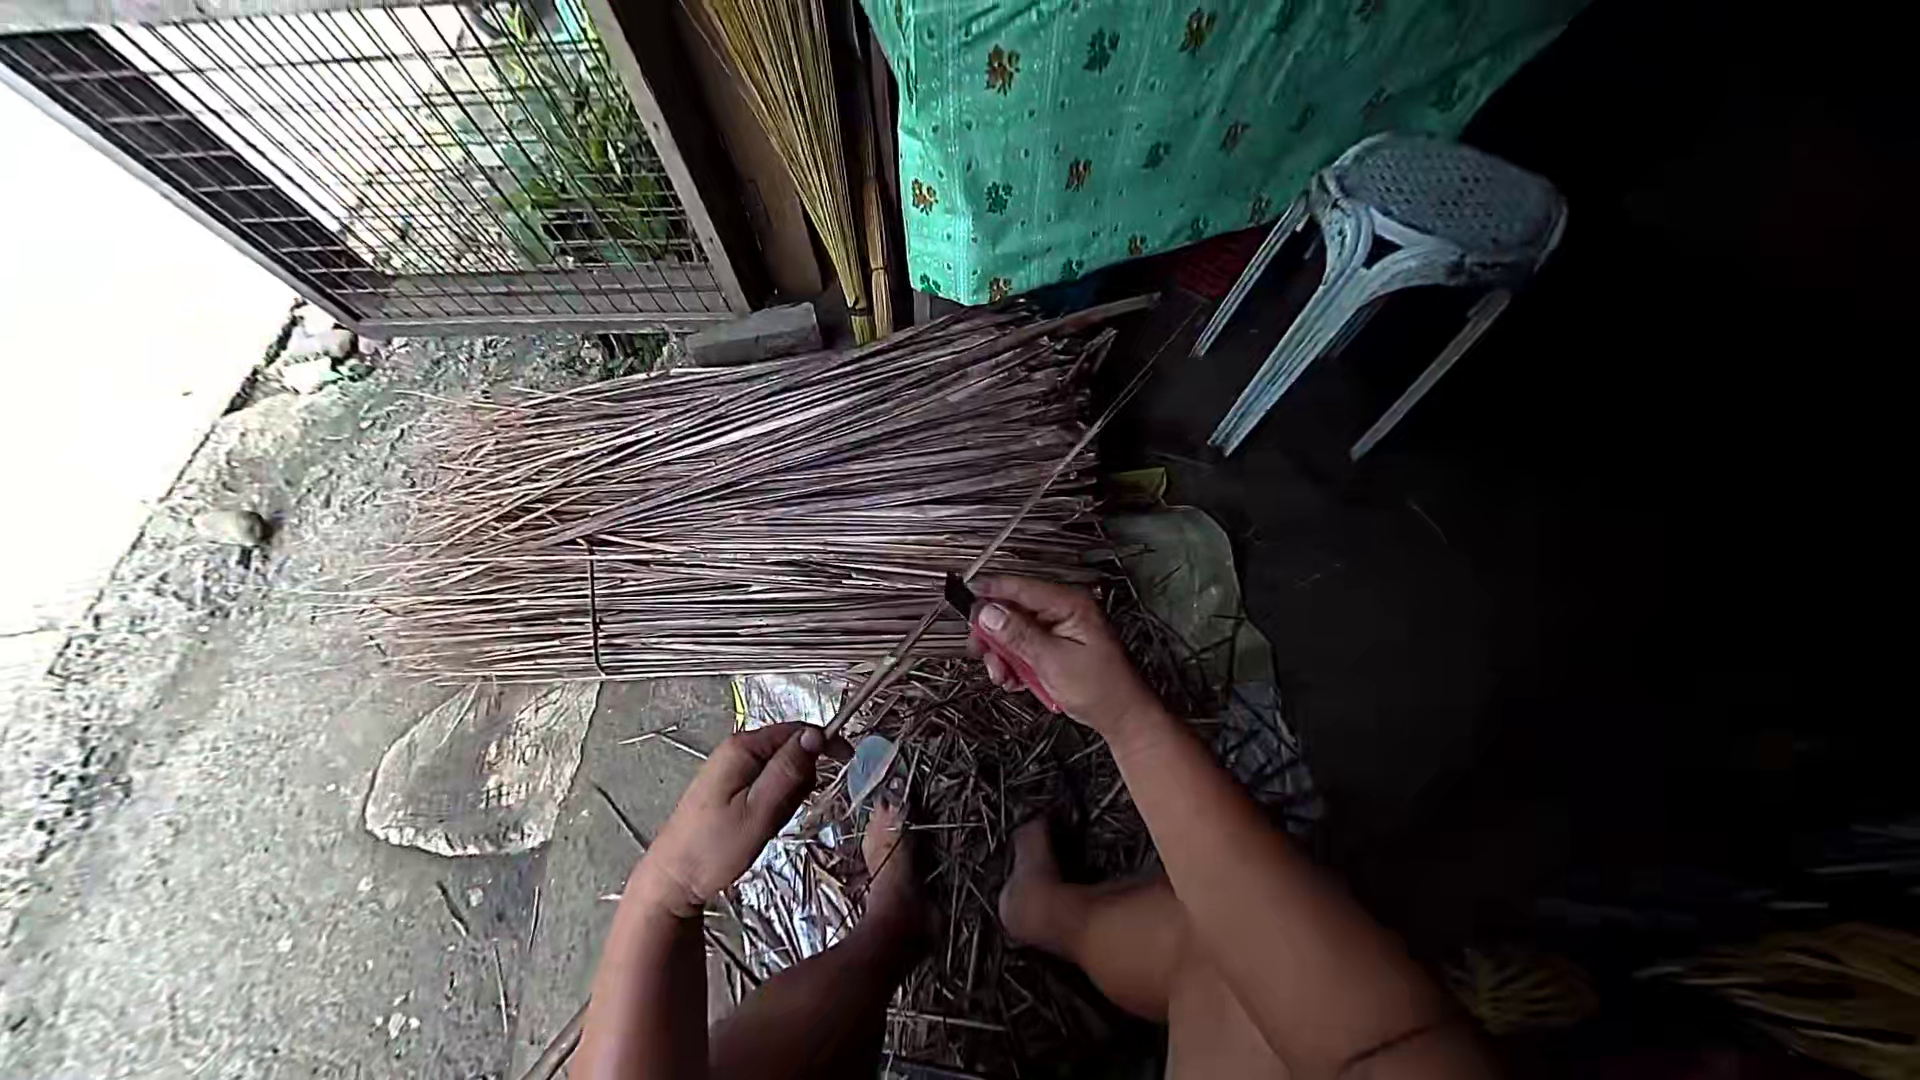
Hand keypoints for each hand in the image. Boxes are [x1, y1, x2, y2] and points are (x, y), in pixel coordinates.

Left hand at [633, 722, 824, 916]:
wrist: (671, 883)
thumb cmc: (714, 850)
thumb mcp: (759, 812)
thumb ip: (788, 771)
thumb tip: (815, 734)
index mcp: (743, 747)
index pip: (798, 729)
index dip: (825, 743)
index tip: (846, 763)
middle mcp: (737, 749)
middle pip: (791, 748)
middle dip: (801, 778)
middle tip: (786, 811)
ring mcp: (733, 767)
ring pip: (782, 768)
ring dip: (788, 794)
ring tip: (770, 822)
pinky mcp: (731, 785)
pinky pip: (768, 783)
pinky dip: (775, 801)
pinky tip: (762, 823)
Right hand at [967, 575, 1164, 737]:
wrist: (1122, 718)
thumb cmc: (1103, 689)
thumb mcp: (1054, 661)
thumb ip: (1019, 636)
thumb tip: (990, 614)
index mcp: (1069, 605)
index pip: (1021, 588)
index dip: (991, 592)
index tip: (967, 596)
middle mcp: (1062, 613)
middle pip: (1013, 611)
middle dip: (994, 634)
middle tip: (981, 649)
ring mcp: (1057, 631)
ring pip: (1013, 633)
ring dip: (1003, 655)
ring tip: (1004, 675)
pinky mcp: (1052, 649)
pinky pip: (1022, 649)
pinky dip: (1014, 665)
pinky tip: (1015, 680)